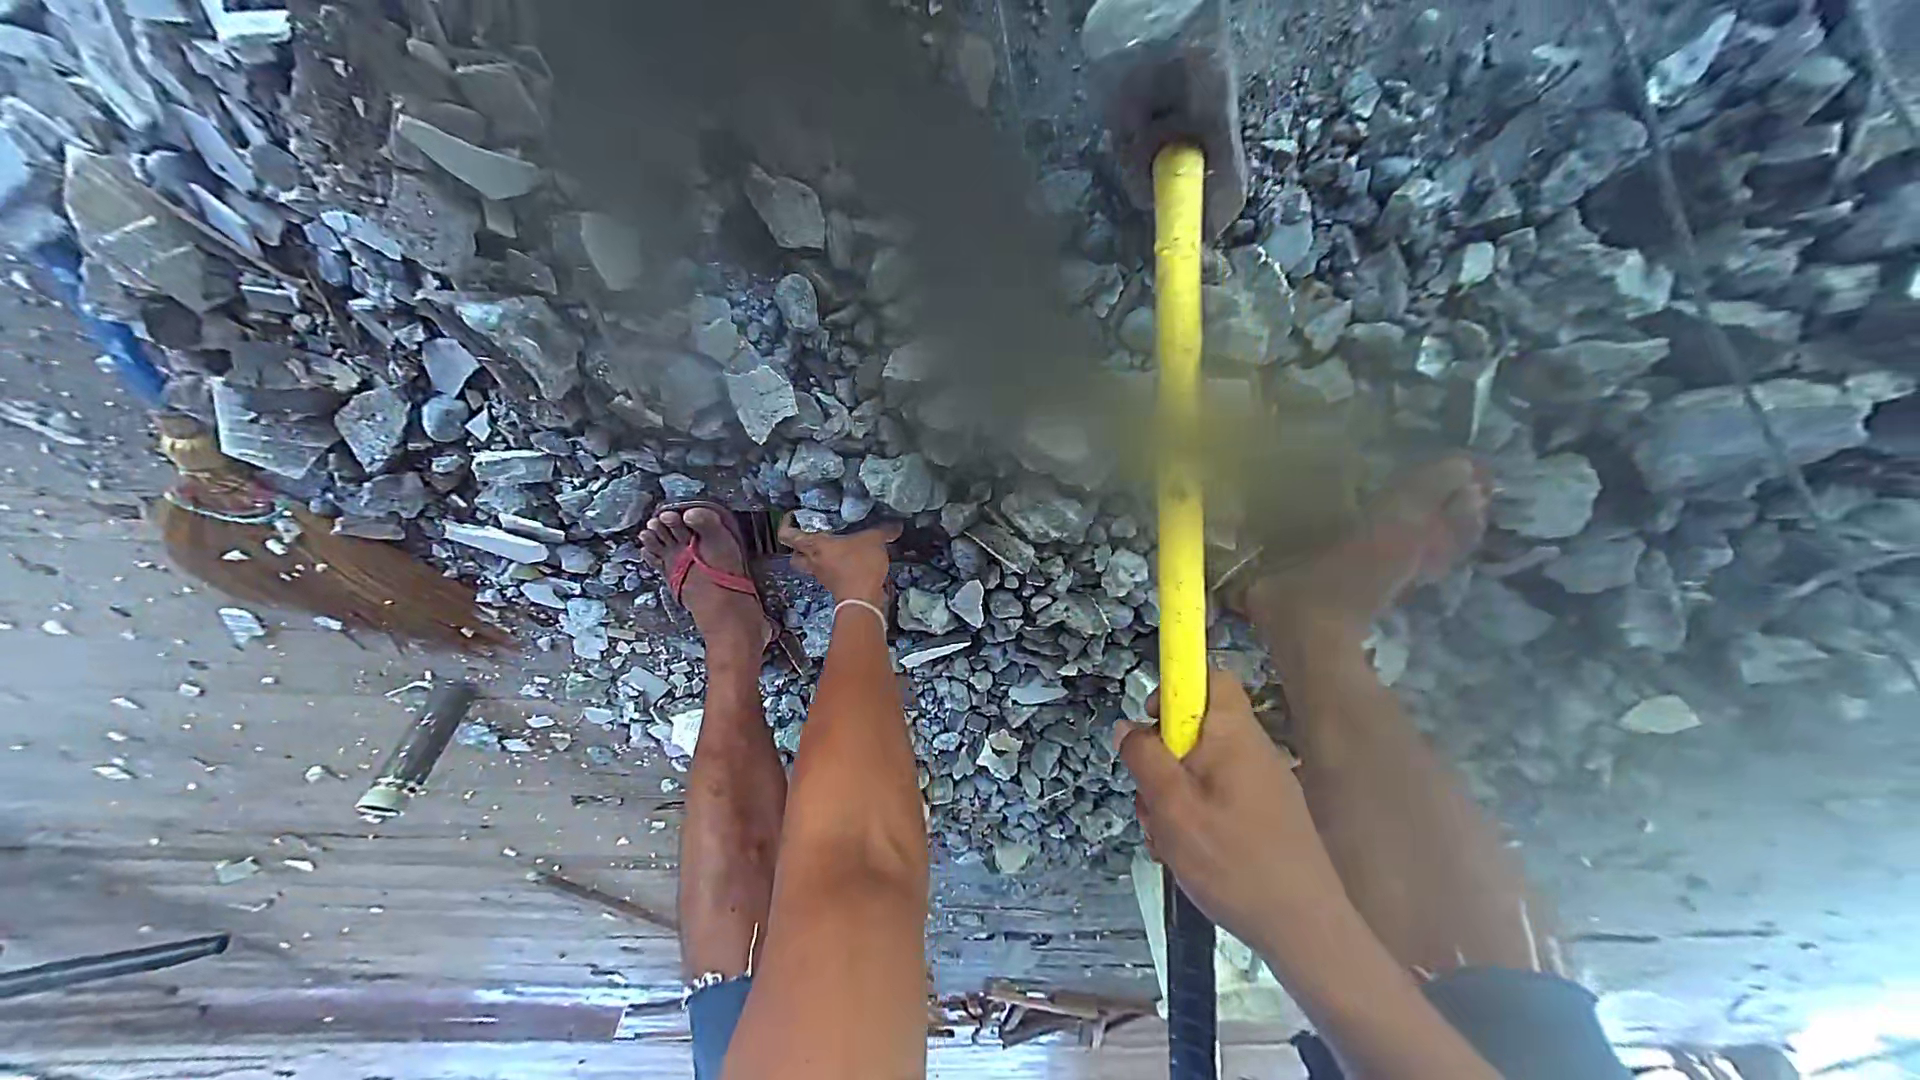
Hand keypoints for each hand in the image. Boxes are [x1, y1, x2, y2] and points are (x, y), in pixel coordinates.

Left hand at [778, 518, 901, 606]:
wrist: (863, 600)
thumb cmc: (860, 565)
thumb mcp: (874, 540)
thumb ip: (883, 529)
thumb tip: (896, 524)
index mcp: (814, 546)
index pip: (787, 534)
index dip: (787, 522)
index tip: (796, 514)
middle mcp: (813, 561)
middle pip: (794, 554)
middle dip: (799, 546)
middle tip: (812, 534)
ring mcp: (822, 575)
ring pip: (810, 564)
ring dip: (817, 556)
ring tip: (833, 545)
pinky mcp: (834, 584)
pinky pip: (828, 572)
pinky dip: (834, 565)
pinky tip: (849, 557)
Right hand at [1118, 669, 1348, 957]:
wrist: (1306, 932)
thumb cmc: (1233, 860)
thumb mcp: (1172, 806)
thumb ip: (1144, 759)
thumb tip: (1127, 727)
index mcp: (1233, 735)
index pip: (1210, 677)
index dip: (1176, 687)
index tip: (1152, 721)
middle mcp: (1250, 750)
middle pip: (1194, 729)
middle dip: (1162, 758)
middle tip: (1151, 797)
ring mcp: (1260, 784)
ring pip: (1199, 768)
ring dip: (1172, 795)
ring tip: (1166, 838)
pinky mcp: (1263, 814)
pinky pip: (1216, 797)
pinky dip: (1194, 816)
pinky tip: (1186, 853)